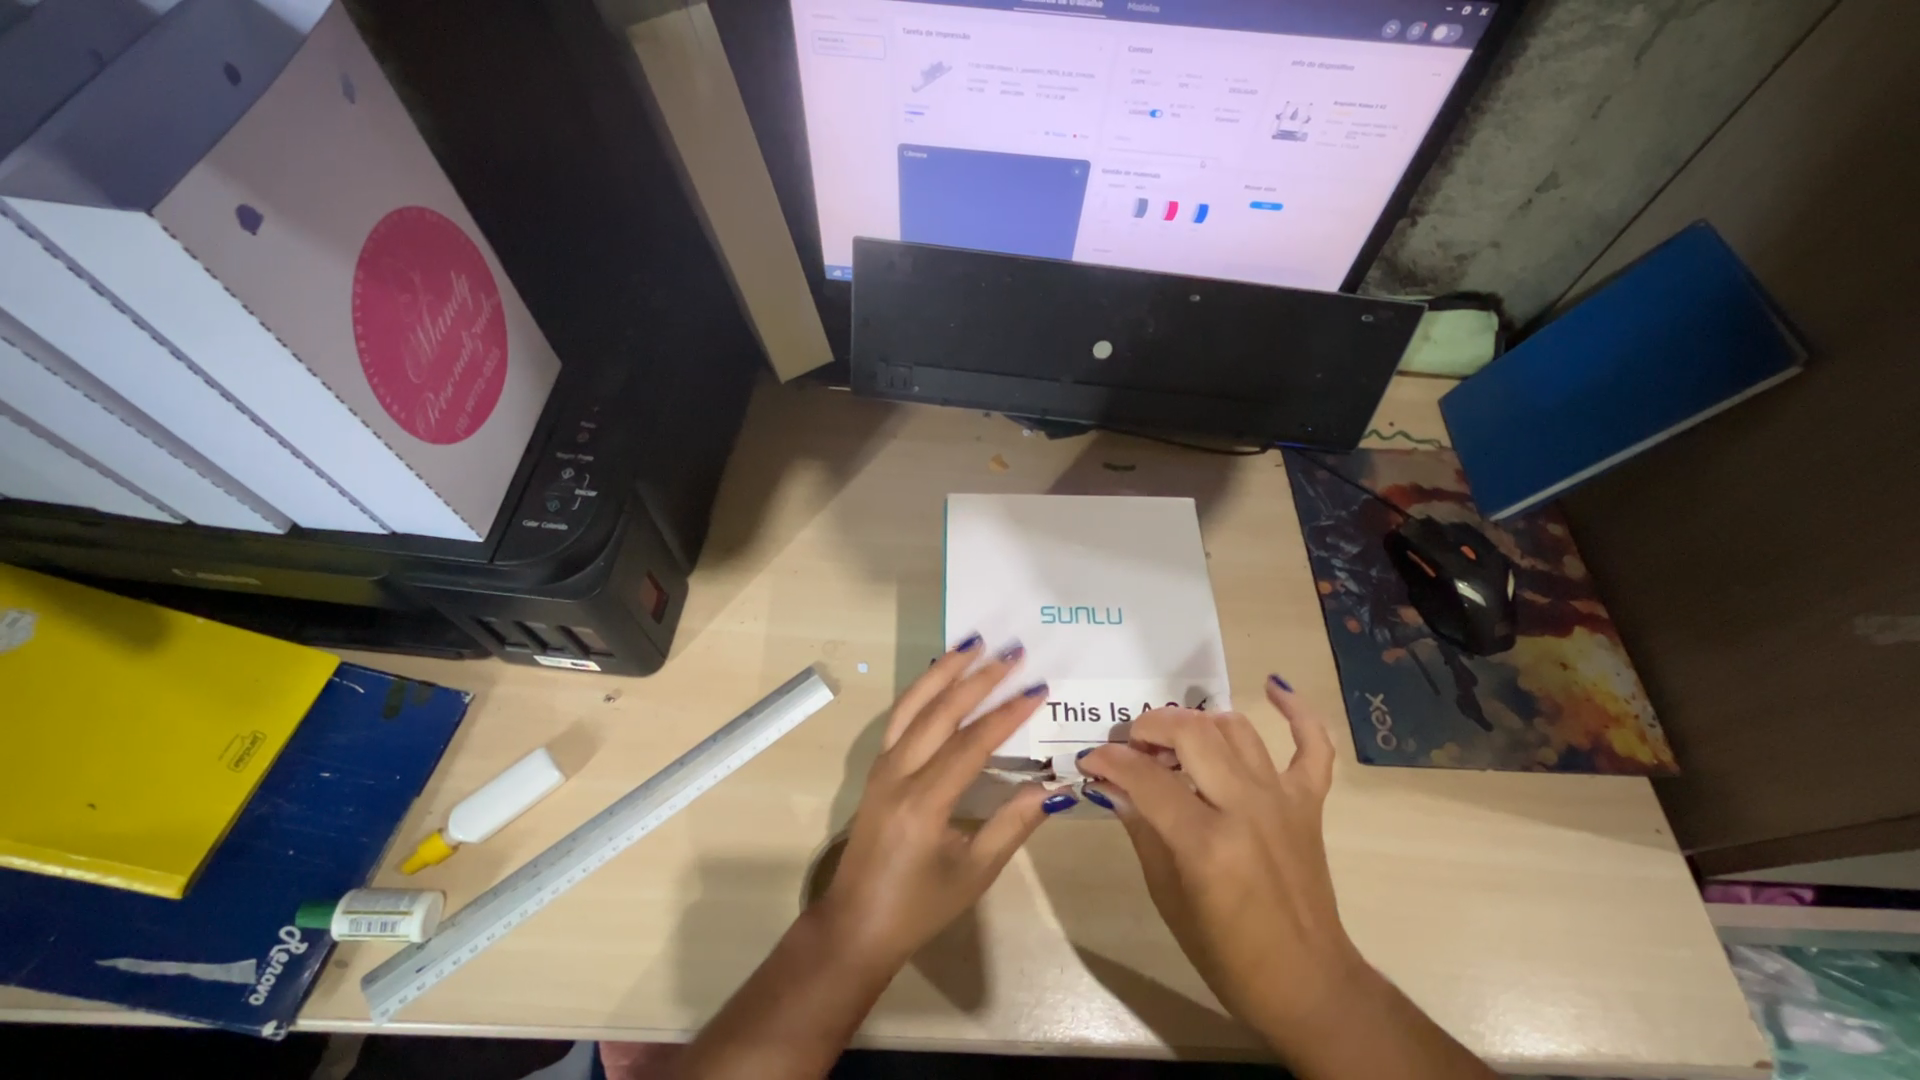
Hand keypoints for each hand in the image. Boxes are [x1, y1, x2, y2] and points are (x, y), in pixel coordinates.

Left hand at [815, 636, 1061, 972]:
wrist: (856, 925)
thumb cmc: (920, 905)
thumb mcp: (975, 872)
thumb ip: (1013, 825)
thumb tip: (1052, 787)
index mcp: (925, 802)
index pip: (971, 744)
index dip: (1006, 714)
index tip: (1037, 688)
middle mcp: (898, 775)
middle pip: (939, 713)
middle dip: (977, 678)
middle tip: (1011, 652)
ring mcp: (881, 769)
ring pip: (911, 707)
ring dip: (942, 673)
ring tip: (971, 645)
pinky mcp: (875, 771)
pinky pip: (898, 719)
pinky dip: (921, 692)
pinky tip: (940, 679)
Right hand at [1079, 676, 1364, 1037]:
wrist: (1305, 982)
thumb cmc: (1225, 952)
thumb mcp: (1167, 894)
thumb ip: (1141, 828)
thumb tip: (1111, 784)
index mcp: (1205, 842)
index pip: (1145, 778)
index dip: (1109, 761)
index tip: (1089, 761)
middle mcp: (1245, 808)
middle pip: (1191, 735)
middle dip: (1149, 727)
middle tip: (1130, 745)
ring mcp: (1282, 800)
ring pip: (1236, 730)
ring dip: (1197, 724)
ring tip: (1173, 740)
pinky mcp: (1309, 803)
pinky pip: (1313, 746)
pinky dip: (1297, 712)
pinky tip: (1274, 687)